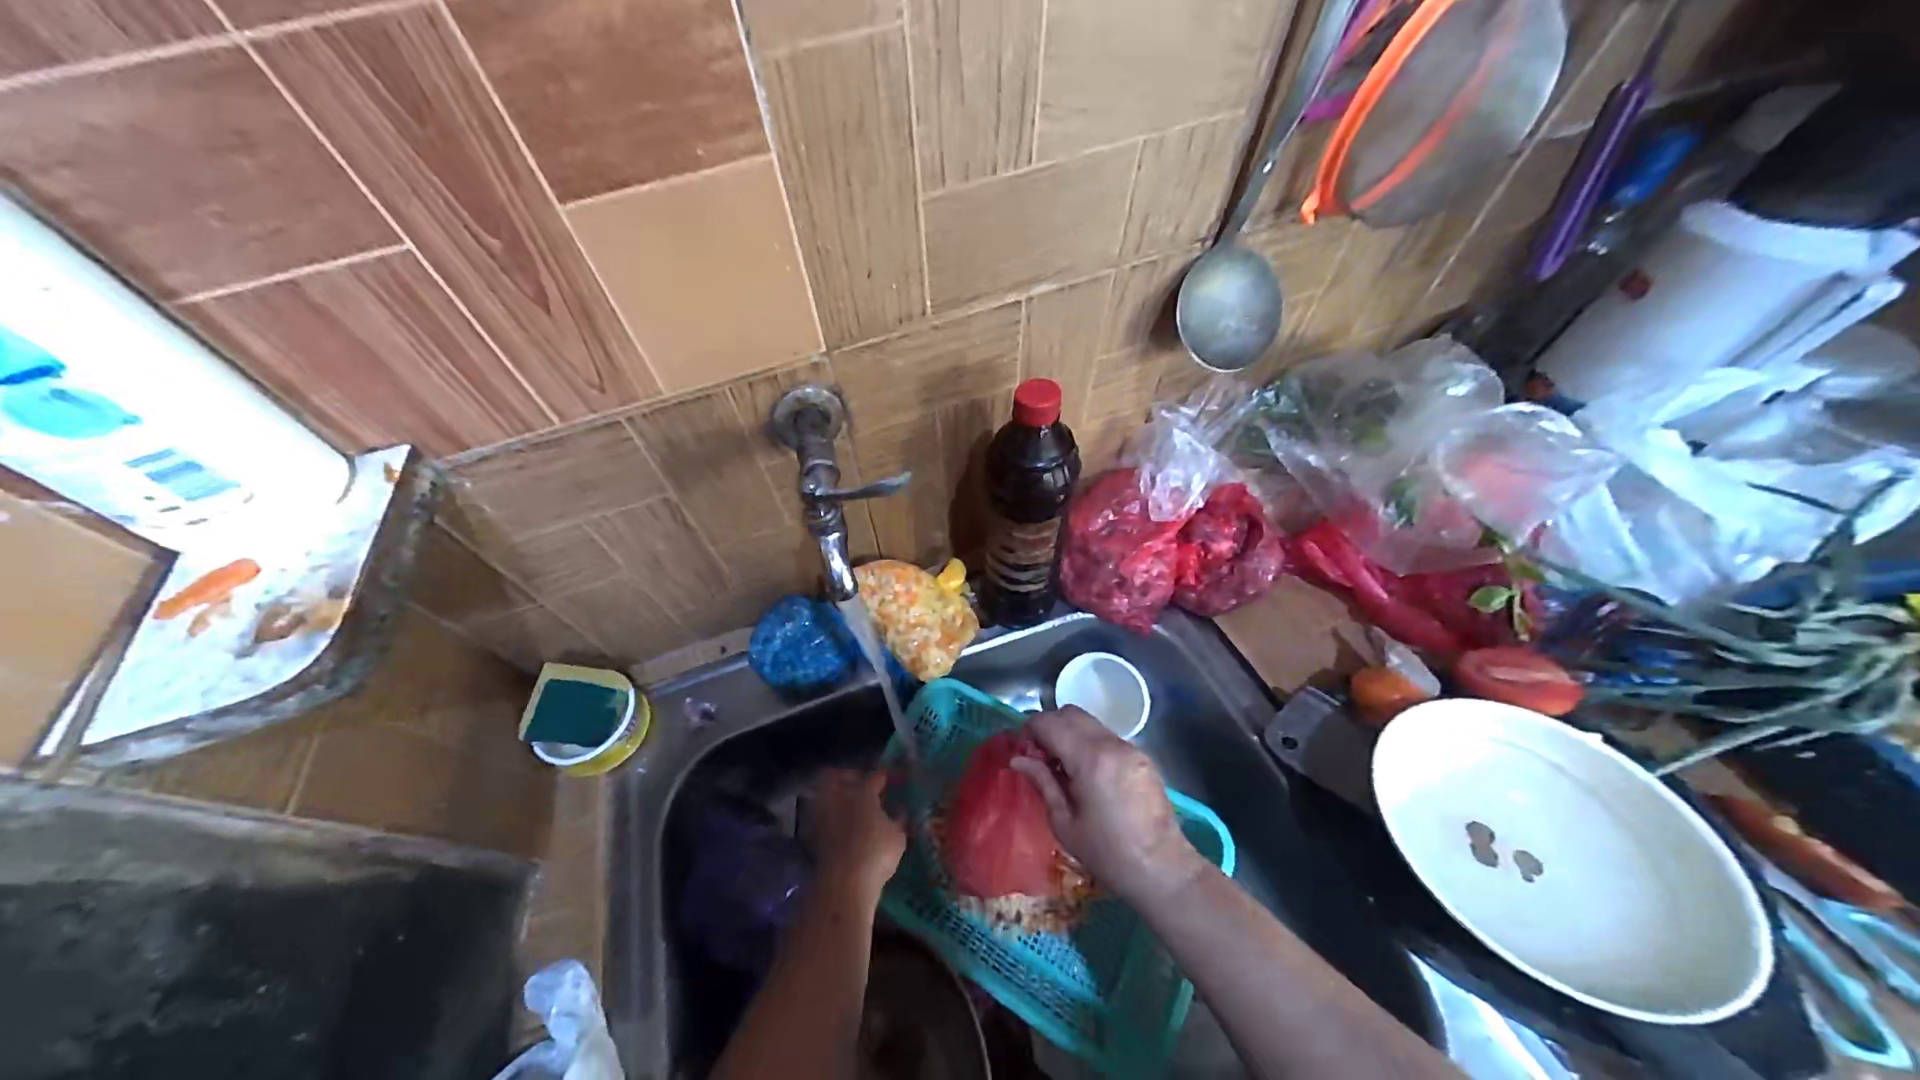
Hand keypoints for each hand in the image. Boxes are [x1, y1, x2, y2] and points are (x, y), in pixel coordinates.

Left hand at [810, 768, 905, 902]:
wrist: (845, 881)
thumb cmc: (877, 852)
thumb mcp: (898, 836)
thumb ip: (899, 820)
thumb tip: (900, 811)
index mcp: (863, 792)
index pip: (875, 777)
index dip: (884, 776)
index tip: (891, 776)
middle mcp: (840, 797)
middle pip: (837, 776)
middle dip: (848, 776)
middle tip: (860, 784)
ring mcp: (824, 815)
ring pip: (825, 794)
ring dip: (835, 795)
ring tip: (850, 804)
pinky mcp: (816, 834)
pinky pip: (822, 815)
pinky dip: (830, 815)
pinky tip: (842, 825)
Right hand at [1010, 707, 1208, 904]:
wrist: (1162, 870)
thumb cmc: (1107, 853)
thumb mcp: (1064, 822)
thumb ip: (1042, 782)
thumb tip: (1018, 760)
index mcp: (1089, 759)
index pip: (1050, 722)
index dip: (1031, 730)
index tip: (1024, 751)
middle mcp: (1111, 744)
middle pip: (1071, 713)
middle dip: (1050, 727)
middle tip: (1041, 757)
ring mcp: (1131, 748)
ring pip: (1091, 723)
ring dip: (1071, 734)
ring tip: (1064, 767)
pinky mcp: (1143, 758)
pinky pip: (1108, 737)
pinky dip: (1090, 743)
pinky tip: (1088, 775)